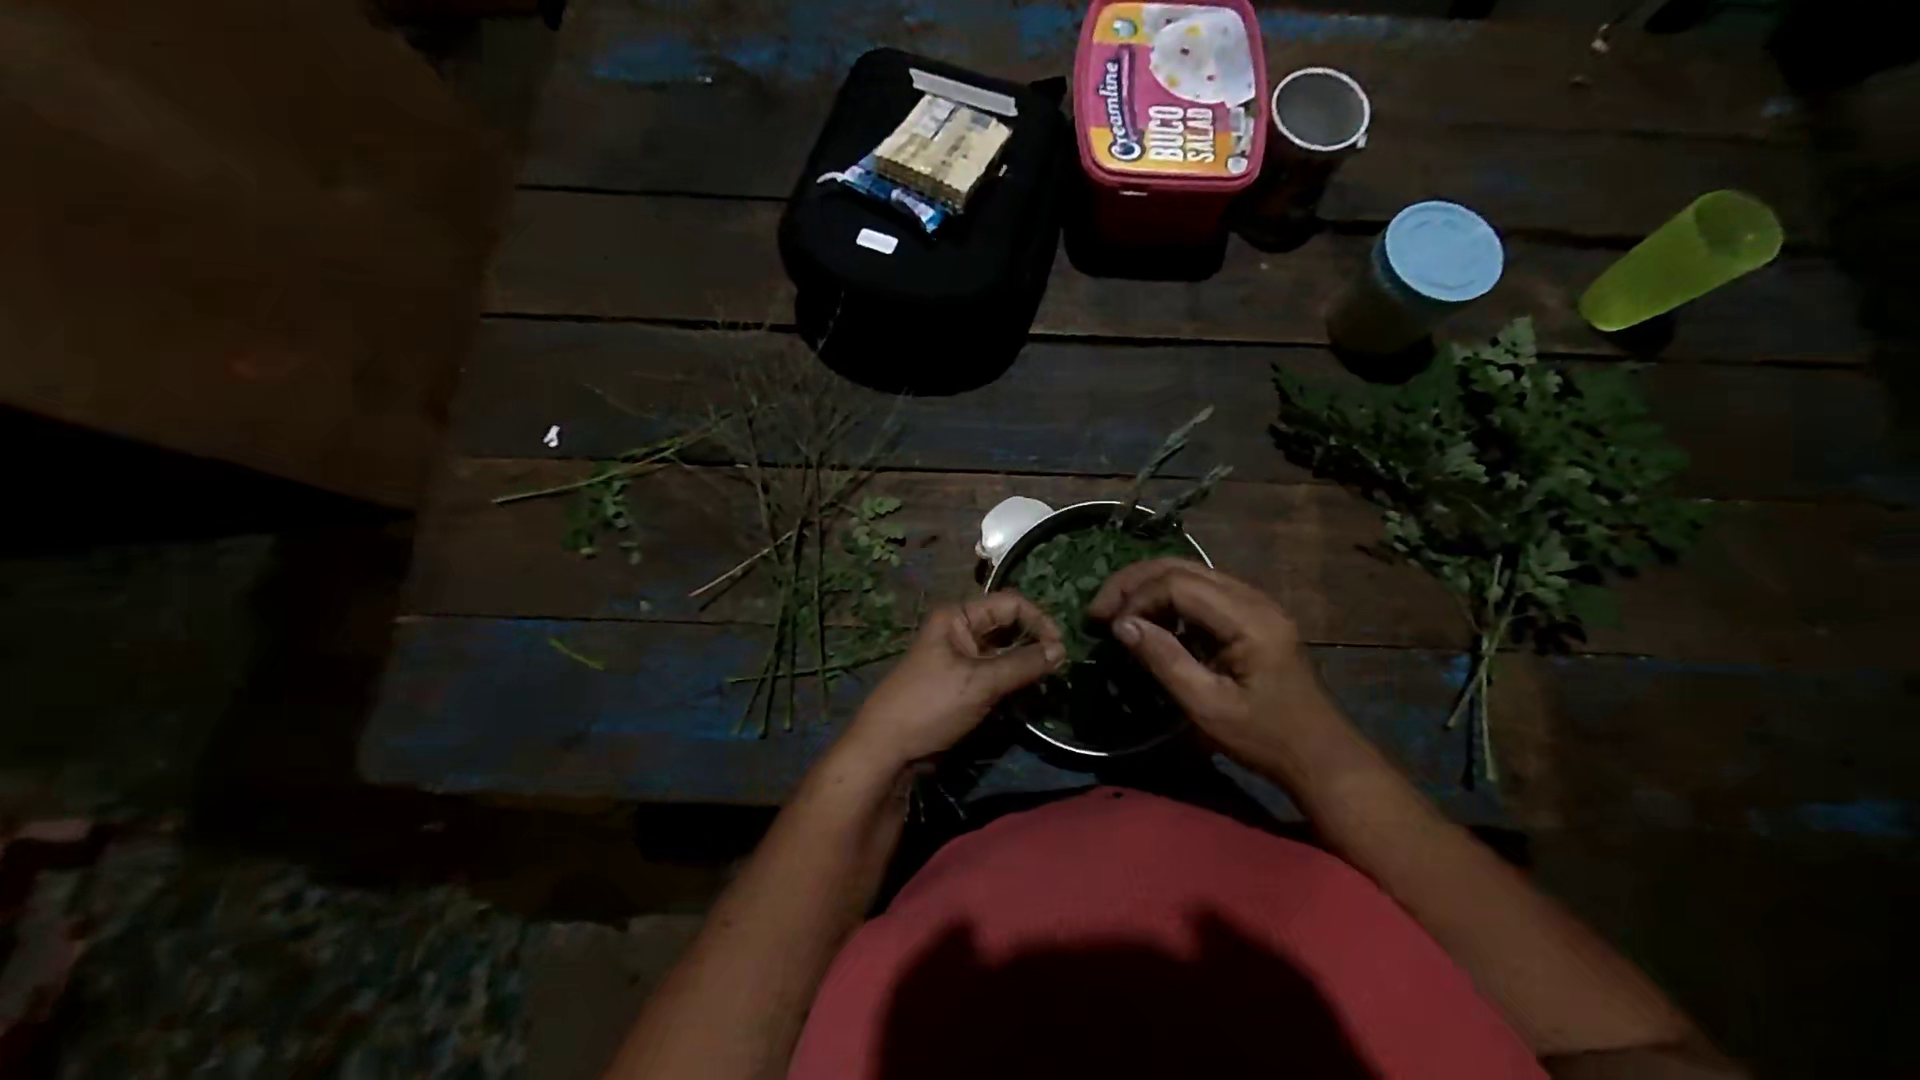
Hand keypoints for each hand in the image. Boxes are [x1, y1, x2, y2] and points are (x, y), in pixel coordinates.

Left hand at [838, 593, 1065, 769]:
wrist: (889, 749)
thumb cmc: (931, 705)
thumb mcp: (980, 682)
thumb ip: (1023, 664)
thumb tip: (1062, 651)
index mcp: (958, 617)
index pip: (1011, 604)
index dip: (1039, 621)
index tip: (1060, 648)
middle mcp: (961, 631)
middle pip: (1009, 625)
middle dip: (1035, 641)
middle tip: (1060, 666)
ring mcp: (962, 658)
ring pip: (1005, 651)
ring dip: (1027, 663)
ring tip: (1050, 680)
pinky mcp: (965, 684)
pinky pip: (997, 673)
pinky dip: (1015, 680)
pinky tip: (1031, 692)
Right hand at [1087, 559, 1335, 762]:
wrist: (1321, 756)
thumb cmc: (1265, 737)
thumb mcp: (1207, 706)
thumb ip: (1164, 659)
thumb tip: (1121, 625)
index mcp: (1249, 618)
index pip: (1177, 584)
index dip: (1136, 599)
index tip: (1109, 628)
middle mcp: (1254, 599)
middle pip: (1181, 567)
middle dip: (1134, 583)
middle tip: (1098, 609)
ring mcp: (1256, 605)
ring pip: (1190, 574)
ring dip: (1148, 587)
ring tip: (1116, 612)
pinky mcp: (1252, 617)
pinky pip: (1202, 592)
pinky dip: (1168, 599)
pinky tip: (1150, 621)